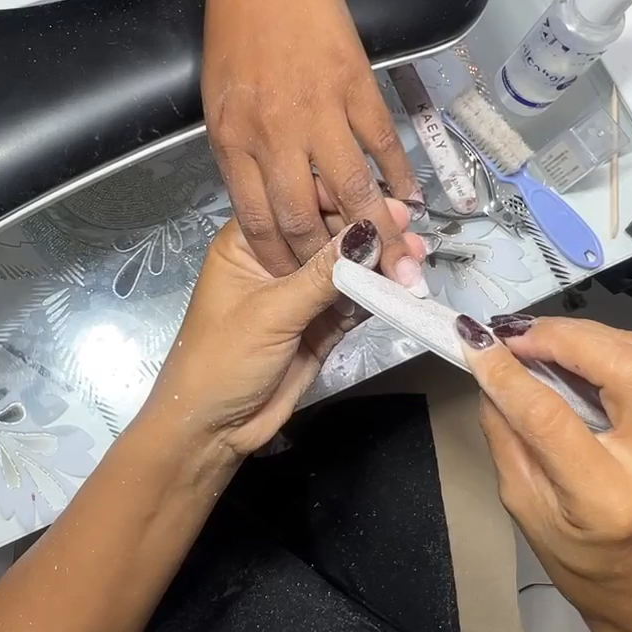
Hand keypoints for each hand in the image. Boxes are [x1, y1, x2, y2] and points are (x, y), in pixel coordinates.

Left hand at [141, 201, 413, 459]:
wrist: (213, 431)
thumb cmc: (222, 360)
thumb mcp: (270, 312)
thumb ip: (322, 274)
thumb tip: (370, 229)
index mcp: (248, 241)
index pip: (298, 204)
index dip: (339, 201)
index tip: (381, 202)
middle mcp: (276, 260)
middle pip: (329, 235)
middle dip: (369, 235)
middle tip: (410, 233)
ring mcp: (300, 294)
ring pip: (347, 270)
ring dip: (381, 265)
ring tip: (418, 257)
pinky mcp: (320, 325)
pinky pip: (354, 302)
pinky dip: (378, 296)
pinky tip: (405, 285)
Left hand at [203, 0, 423, 290]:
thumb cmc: (235, 30)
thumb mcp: (218, 102)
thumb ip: (241, 156)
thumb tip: (273, 204)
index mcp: (232, 141)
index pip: (259, 222)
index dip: (282, 262)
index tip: (300, 284)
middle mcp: (274, 134)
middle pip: (306, 219)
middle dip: (333, 264)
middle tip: (356, 286)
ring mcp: (319, 110)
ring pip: (352, 190)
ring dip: (379, 233)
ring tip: (397, 261)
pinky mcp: (356, 86)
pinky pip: (383, 145)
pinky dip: (400, 175)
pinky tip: (410, 198)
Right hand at [457, 315, 631, 631]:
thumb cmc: (583, 566)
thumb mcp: (525, 510)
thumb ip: (506, 439)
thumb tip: (490, 378)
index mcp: (607, 499)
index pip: (550, 416)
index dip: (506, 372)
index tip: (475, 342)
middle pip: (623, 364)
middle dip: (561, 334)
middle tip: (513, 333)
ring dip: (580, 335)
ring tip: (533, 338)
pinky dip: (601, 351)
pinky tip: (567, 356)